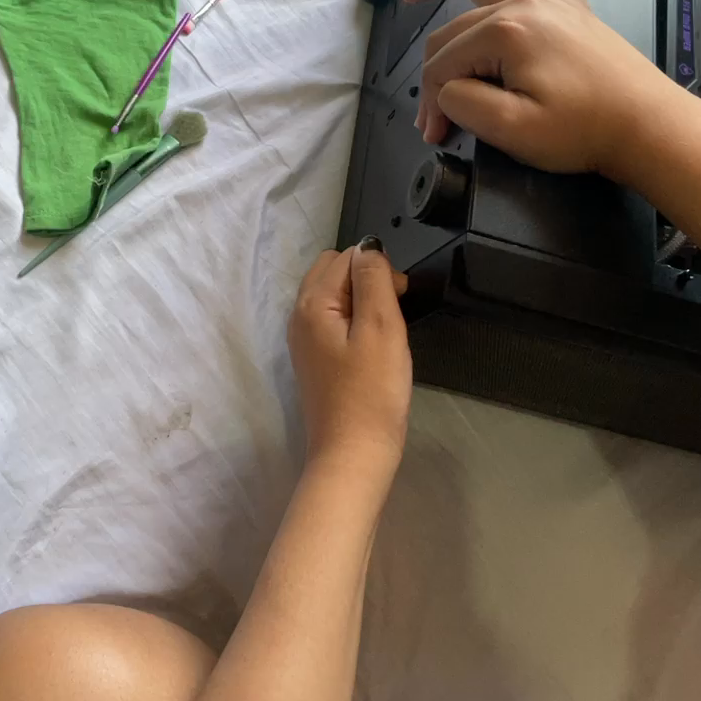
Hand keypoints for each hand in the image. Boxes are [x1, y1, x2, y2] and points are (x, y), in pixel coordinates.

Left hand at [287, 238, 412, 470]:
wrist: (353, 453)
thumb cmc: (372, 392)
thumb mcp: (381, 327)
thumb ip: (373, 280)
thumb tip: (367, 247)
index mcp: (311, 303)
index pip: (344, 257)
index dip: (378, 268)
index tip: (401, 297)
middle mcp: (299, 315)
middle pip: (333, 271)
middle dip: (367, 279)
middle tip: (396, 312)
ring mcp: (303, 339)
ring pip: (334, 296)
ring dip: (363, 301)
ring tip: (387, 332)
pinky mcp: (314, 359)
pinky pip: (333, 320)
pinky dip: (355, 321)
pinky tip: (373, 347)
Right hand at [398, 0, 679, 178]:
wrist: (646, 126)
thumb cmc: (580, 131)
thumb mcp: (509, 129)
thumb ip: (463, 103)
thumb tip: (447, 91)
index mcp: (505, 33)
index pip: (444, 66)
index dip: (432, 103)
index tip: (436, 136)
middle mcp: (523, 4)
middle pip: (455, 34)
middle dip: (436, 77)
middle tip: (433, 122)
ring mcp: (551, 1)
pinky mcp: (574, 8)